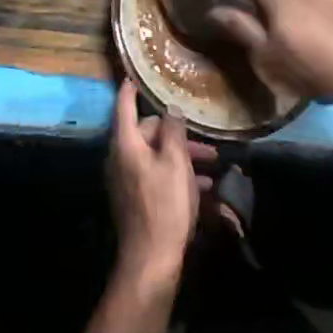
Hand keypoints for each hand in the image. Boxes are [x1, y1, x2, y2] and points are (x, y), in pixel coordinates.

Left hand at [108, 81, 215, 278]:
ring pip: (154, 155)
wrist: (151, 258)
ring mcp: (125, 178)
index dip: (130, 88)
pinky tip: (203, 186)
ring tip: (212, 164)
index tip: (136, 73)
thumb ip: (173, 132)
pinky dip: (174, 173)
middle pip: (145, 132)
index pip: (124, 105)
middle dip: (175, 133)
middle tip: (206, 141)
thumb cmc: (164, 205)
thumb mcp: (175, 164)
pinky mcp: (134, 196)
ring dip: (180, 156)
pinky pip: (154, 174)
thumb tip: (170, 108)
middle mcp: (120, 156)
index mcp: (125, 143)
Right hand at [206, 0, 332, 102]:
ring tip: (294, 39)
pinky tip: (322, 45)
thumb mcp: (267, 53)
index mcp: (279, 1)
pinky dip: (317, 24)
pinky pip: (325, 15)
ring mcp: (330, 3)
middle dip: (269, 3)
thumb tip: (215, 9)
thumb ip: (242, 28)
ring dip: (295, 15)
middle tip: (262, 21)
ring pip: (303, 5)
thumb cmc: (307, 65)